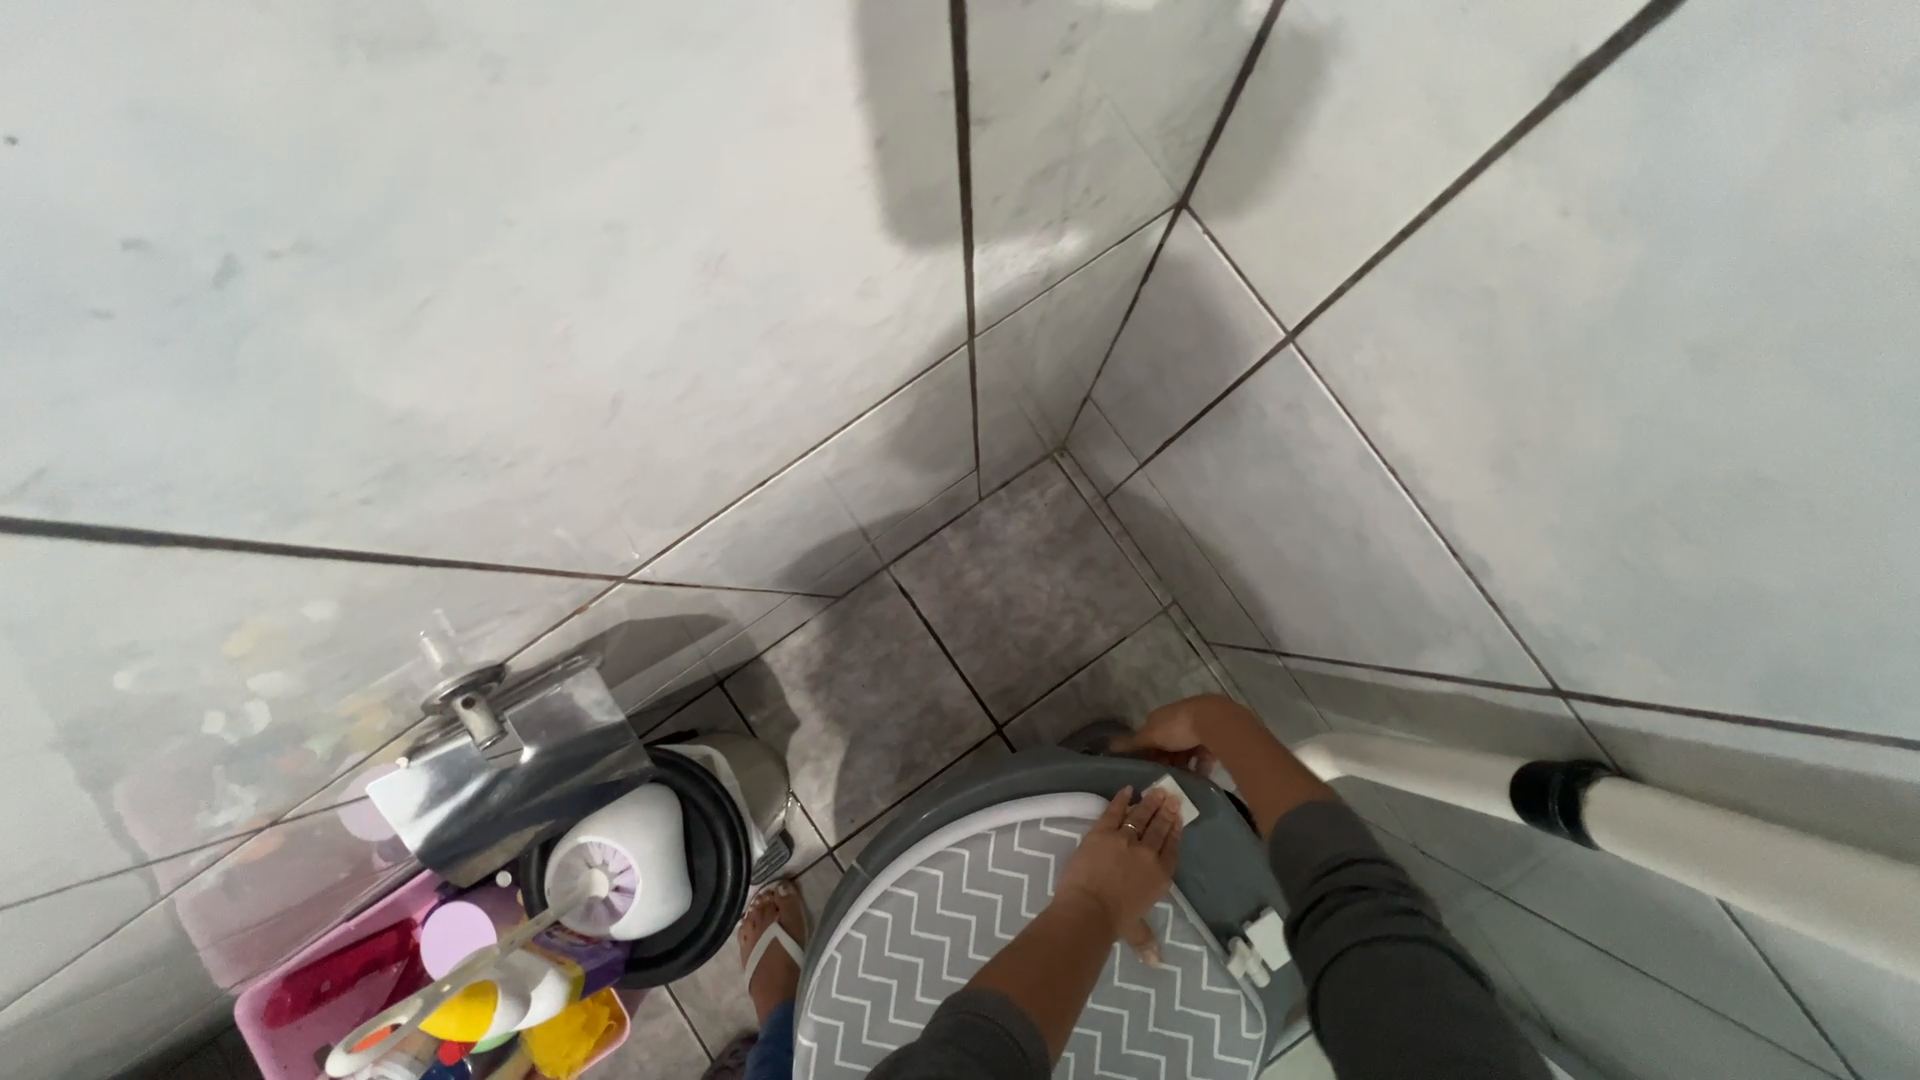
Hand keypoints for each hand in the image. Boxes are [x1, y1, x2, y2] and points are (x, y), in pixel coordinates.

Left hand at [1053, 787, 1181, 959]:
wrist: (1089, 909)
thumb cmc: (1114, 924)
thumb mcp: (1135, 932)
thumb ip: (1147, 941)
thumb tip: (1158, 962)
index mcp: (1160, 876)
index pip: (1171, 848)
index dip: (1175, 831)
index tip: (1178, 818)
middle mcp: (1147, 854)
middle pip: (1159, 828)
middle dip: (1166, 811)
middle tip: (1171, 797)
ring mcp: (1125, 839)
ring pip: (1140, 816)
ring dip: (1149, 802)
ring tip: (1157, 790)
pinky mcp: (1102, 831)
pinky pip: (1114, 811)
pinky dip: (1121, 799)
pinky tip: (1127, 789)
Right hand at [1113, 693, 1244, 773]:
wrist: (1214, 722)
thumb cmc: (1177, 727)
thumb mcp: (1151, 735)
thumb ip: (1132, 743)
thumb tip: (1108, 745)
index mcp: (1159, 718)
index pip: (1148, 737)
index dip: (1146, 753)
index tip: (1146, 771)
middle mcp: (1176, 721)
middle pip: (1167, 746)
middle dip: (1165, 763)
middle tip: (1163, 782)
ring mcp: (1195, 730)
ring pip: (1185, 753)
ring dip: (1182, 768)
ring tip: (1180, 785)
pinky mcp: (1212, 739)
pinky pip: (1203, 757)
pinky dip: (1200, 768)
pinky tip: (1198, 781)